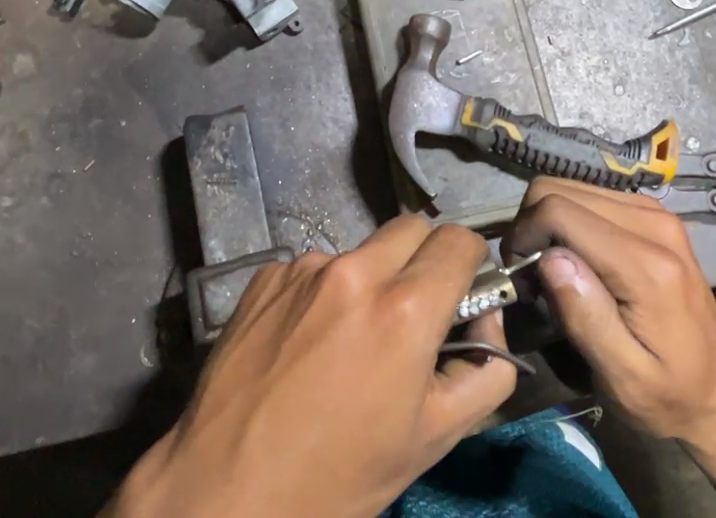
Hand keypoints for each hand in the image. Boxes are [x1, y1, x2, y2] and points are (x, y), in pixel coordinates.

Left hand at [109, 216, 515, 517]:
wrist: (229, 488)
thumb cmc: (341, 474)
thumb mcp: (435, 437)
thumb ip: (484, 370)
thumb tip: (486, 323)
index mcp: (405, 309)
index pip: (459, 240)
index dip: (471, 263)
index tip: (463, 291)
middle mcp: (354, 272)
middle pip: (411, 228)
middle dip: (425, 258)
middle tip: (415, 310)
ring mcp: (303, 270)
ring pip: (360, 249)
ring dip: (371, 277)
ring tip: (350, 337)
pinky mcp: (264, 278)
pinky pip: (313, 268)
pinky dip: (324, 291)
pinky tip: (307, 341)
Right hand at [508, 178, 715, 441]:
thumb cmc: (672, 395)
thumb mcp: (625, 379)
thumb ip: (587, 318)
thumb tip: (549, 259)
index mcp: (647, 266)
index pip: (559, 211)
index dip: (524, 236)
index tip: (521, 278)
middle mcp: (654, 225)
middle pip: (560, 189)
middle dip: (531, 225)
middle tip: (529, 273)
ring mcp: (656, 214)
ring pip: (571, 187)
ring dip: (548, 222)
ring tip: (549, 268)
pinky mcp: (653, 214)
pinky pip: (591, 196)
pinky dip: (569, 220)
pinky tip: (573, 258)